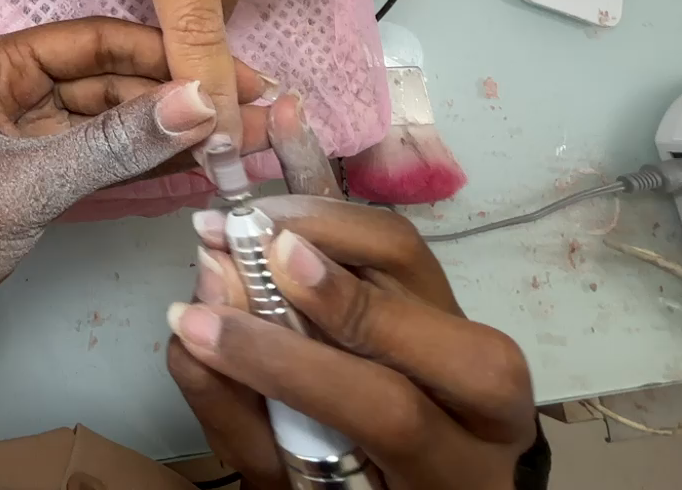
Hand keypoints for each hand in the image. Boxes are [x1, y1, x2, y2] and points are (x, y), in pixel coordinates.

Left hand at [0, 18, 218, 337]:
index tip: (235, 70)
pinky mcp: (41, 170)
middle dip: (177, 95)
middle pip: (111, 78)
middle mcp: (17, 86)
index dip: (166, 52)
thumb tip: (200, 100)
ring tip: (243, 140)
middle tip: (256, 112)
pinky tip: (198, 166)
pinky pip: (101, 155)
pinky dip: (144, 162)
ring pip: (111, 118)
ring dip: (169, 130)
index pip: (96, 41)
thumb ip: (113, 143)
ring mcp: (31, 129)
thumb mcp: (27, 183)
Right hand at [167, 196, 534, 489]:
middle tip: (240, 249)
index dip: (300, 363)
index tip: (206, 324)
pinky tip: (266, 219)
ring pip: (416, 261)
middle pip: (453, 345)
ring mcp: (470, 339)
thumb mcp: (273, 471)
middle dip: (338, 292)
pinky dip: (323, 217)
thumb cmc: (325, 478)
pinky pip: (389, 237)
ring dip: (323, 227)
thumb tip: (190, 314)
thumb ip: (229, 403)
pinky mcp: (437, 290)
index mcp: (448, 481)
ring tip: (241, 222)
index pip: (393, 416)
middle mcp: (491, 416)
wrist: (387, 462)